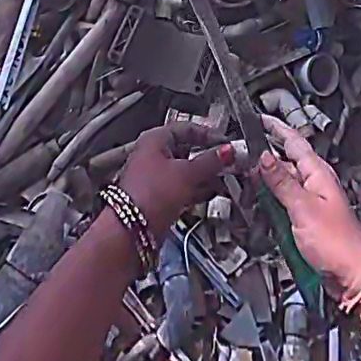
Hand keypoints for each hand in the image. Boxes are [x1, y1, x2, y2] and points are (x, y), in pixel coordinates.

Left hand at [115, 122, 236, 231]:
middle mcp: (153, 155)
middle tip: (229, 162)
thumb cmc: (153, 193)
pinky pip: (182, 188)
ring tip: (226, 178)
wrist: (131, 232)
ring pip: (185, 171)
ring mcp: (155, 178)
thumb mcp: (187, 174)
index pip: (186, 128)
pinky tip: (212, 193)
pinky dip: (197, 189)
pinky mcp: (158, 198)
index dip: (207, 134)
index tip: (226, 142)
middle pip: (186, 150)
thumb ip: (210, 162)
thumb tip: (229, 151)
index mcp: (155, 140)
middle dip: (208, 157)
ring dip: (205, 175)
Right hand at [254, 116, 360, 299]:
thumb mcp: (302, 208)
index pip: (293, 141)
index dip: (276, 128)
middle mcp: (315, 182)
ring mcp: (312, 200)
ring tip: (247, 176)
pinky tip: (262, 201)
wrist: (355, 276)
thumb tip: (263, 157)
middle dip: (265, 155)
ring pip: (284, 181)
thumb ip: (281, 181)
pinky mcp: (308, 218)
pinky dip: (272, 199)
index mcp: (318, 172)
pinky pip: (286, 201)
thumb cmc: (337, 243)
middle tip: (243, 151)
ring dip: (267, 179)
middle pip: (286, 160)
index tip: (259, 118)